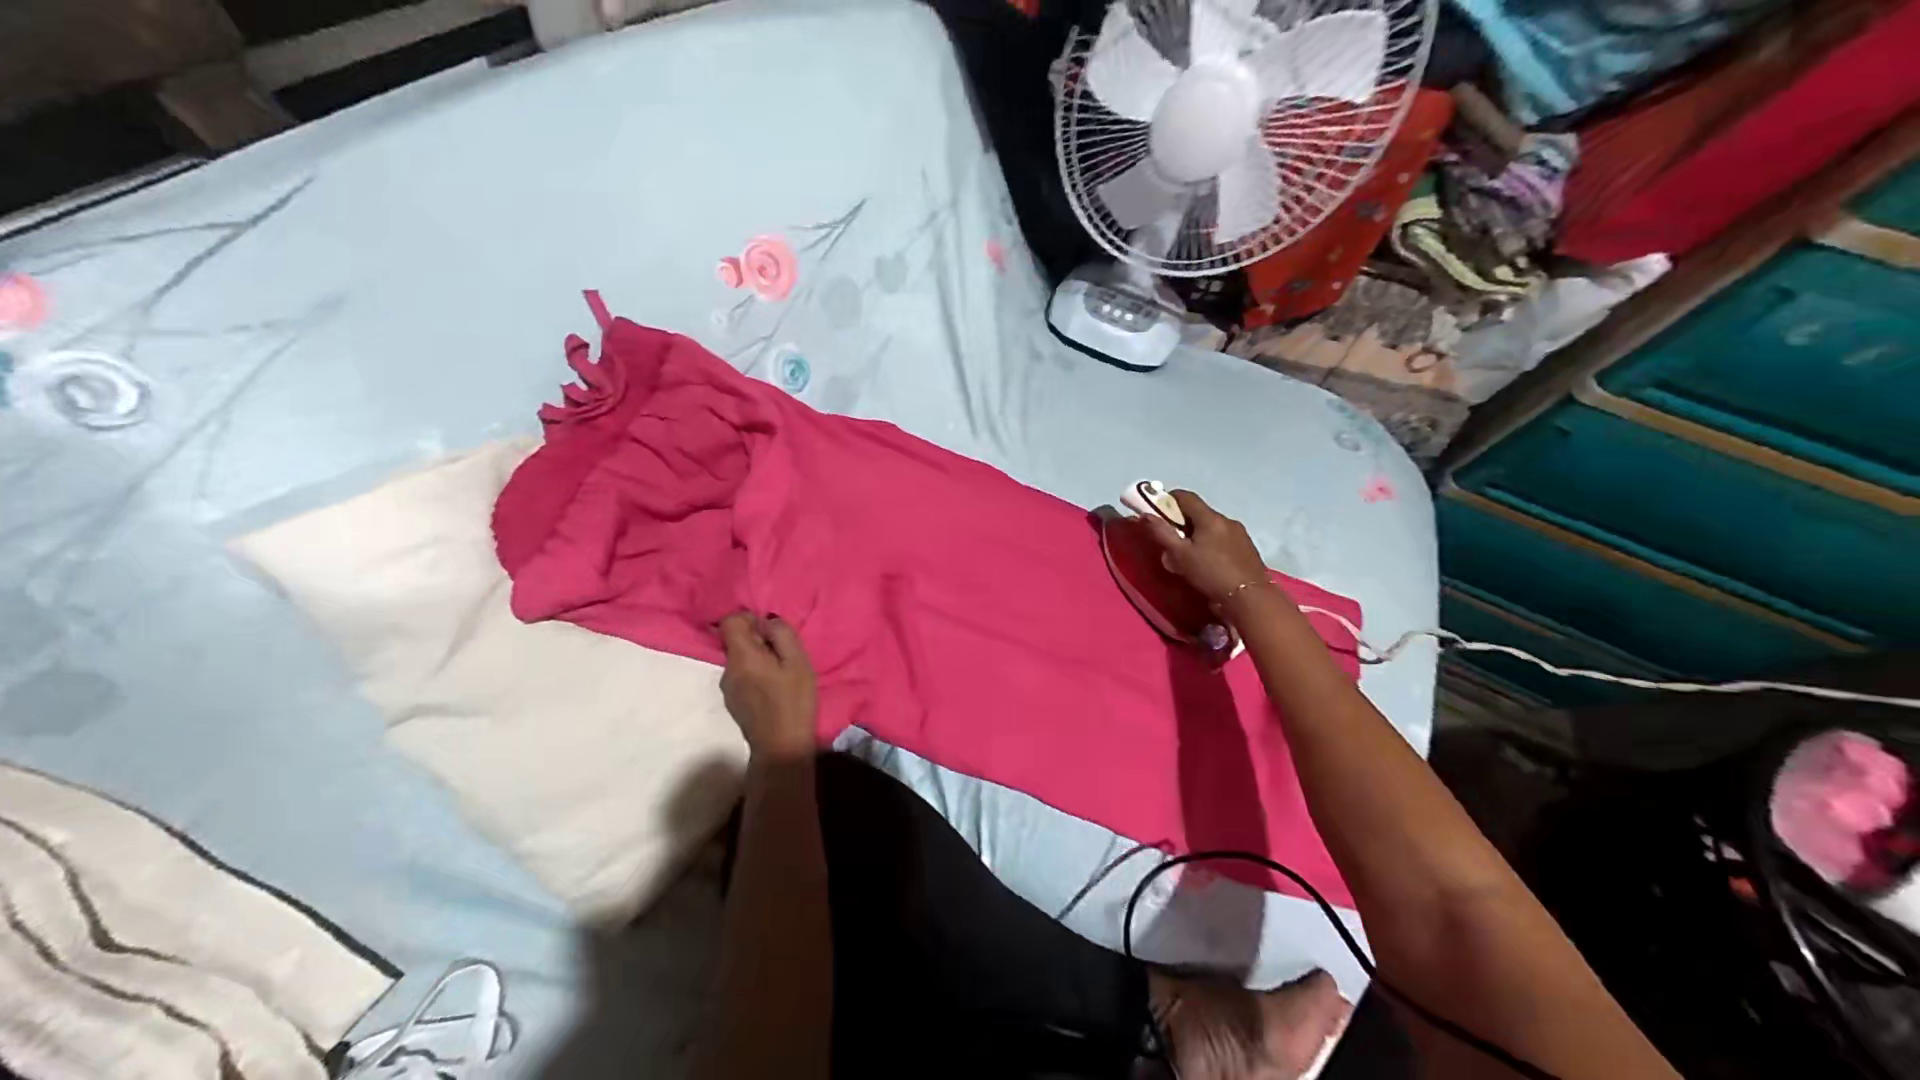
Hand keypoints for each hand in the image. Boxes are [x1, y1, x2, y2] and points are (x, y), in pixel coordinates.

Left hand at [718, 612, 817, 761]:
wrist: (781, 749)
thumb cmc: (794, 702)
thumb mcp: (798, 662)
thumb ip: (782, 634)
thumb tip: (767, 621)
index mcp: (741, 657)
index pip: (730, 621)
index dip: (749, 619)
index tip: (771, 632)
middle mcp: (727, 670)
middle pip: (735, 641)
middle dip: (757, 641)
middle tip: (783, 656)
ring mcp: (727, 688)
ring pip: (739, 659)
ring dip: (757, 659)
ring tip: (781, 674)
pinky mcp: (733, 702)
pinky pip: (741, 675)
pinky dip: (754, 674)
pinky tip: (773, 690)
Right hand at [1139, 489, 1268, 607]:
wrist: (1250, 598)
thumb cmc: (1210, 574)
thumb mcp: (1179, 555)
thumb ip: (1161, 533)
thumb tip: (1144, 515)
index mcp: (1210, 518)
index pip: (1185, 497)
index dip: (1168, 499)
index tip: (1157, 511)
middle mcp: (1227, 520)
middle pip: (1199, 512)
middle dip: (1182, 521)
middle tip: (1170, 540)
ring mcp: (1240, 534)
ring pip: (1212, 527)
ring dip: (1198, 534)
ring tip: (1189, 555)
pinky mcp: (1247, 548)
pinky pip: (1223, 538)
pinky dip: (1212, 544)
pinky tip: (1208, 563)